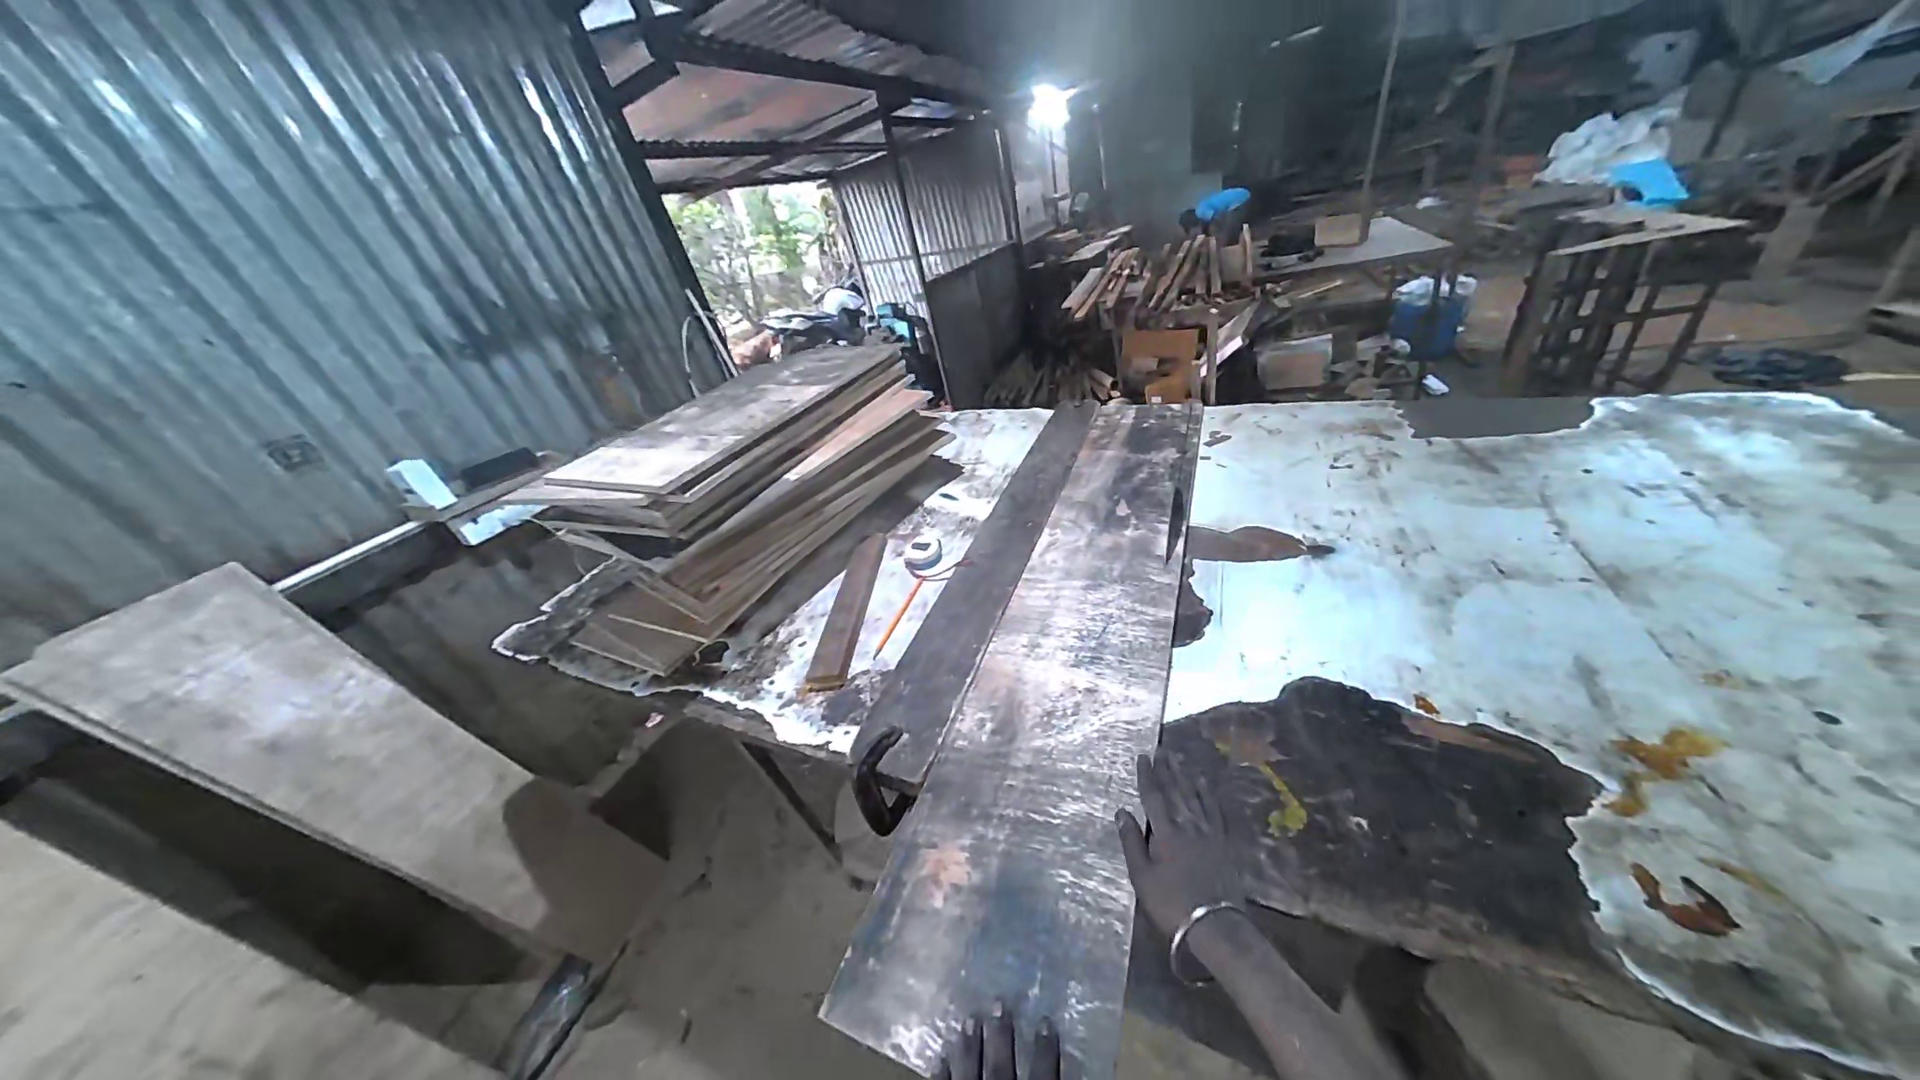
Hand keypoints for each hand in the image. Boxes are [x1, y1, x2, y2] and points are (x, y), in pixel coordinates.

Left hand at [936, 1002, 1059, 1079]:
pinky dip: (942, 1074)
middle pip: (1000, 1066)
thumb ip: (1052, 1079)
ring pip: (970, 1072)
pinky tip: (941, 1059)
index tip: (1045, 1020)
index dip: (1045, 1048)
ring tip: (968, 1020)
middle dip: (999, 1034)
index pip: (1042, 1074)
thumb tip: (1072, 1068)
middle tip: (998, 1002)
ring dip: (969, 1047)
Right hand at [1116, 752, 1244, 936]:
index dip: (1147, 775)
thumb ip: (1131, 842)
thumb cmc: (1171, 903)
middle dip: (1167, 769)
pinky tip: (1206, 785)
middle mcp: (1188, 824)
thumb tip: (1122, 811)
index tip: (1143, 756)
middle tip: (1162, 750)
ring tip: (1180, 760)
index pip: (1153, 796)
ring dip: (1186, 776)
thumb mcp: (1142, 876)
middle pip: (1176, 790)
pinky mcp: (1224, 842)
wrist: (1215, 925)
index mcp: (1166, 832)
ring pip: (1196, 796)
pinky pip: (1215, 810)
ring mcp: (1209, 832)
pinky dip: (1208, 794)